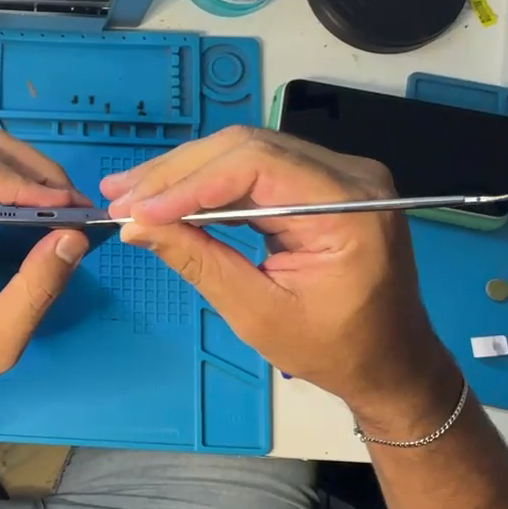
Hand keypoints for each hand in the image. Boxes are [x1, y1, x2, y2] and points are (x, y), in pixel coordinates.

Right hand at [101, 126, 459, 437]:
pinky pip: (254, 168)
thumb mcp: (258, 313)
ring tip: (128, 192)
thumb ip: (198, 261)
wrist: (390, 361)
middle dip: (175, 172)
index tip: (135, 210)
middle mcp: (348, 175)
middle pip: (246, 148)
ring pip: (244, 151)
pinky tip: (167, 194)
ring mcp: (336, 174)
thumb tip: (136, 226)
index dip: (188, 183)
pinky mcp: (320, 182)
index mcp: (349, 208)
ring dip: (182, 173)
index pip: (256, 166)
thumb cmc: (333, 349)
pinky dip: (206, 183)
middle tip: (117, 195)